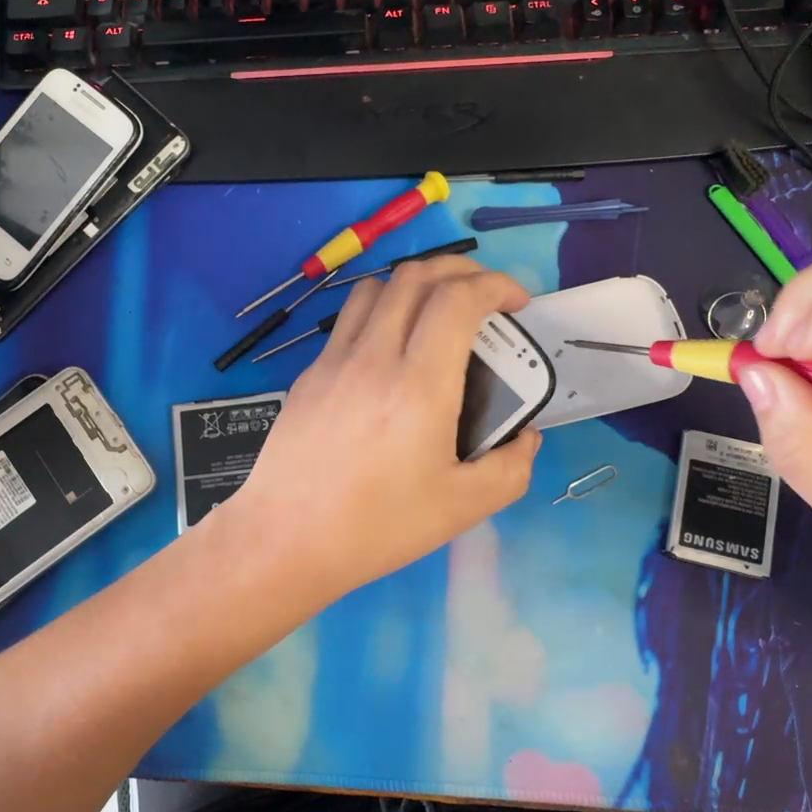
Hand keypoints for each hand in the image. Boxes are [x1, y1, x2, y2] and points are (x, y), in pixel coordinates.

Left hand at [224, 256, 542, 599]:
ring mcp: (333, 361)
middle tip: (485, 297)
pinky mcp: (308, 375)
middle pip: (415, 276)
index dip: (496, 285)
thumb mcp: (463, 508)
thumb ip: (510, 467)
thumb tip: (525, 436)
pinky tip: (392, 351)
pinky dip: (381, 311)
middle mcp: (373, 358)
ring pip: (375, 287)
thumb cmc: (377, 527)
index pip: (457, 299)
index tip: (517, 301)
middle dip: (461, 271)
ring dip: (415, 284)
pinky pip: (348, 320)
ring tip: (437, 313)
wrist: (286, 540)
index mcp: (418, 385)